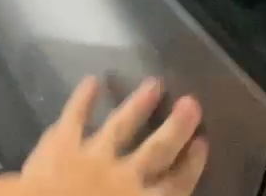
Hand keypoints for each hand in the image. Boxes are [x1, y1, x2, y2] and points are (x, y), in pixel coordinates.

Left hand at [15, 76, 208, 195]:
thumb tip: (167, 192)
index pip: (176, 185)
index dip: (191, 165)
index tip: (202, 143)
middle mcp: (125, 178)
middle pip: (156, 150)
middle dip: (176, 128)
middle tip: (191, 103)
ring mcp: (94, 155)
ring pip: (121, 125)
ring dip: (138, 105)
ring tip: (153, 84)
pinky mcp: (63, 141)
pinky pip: (75, 114)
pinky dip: (84, 96)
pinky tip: (93, 80)